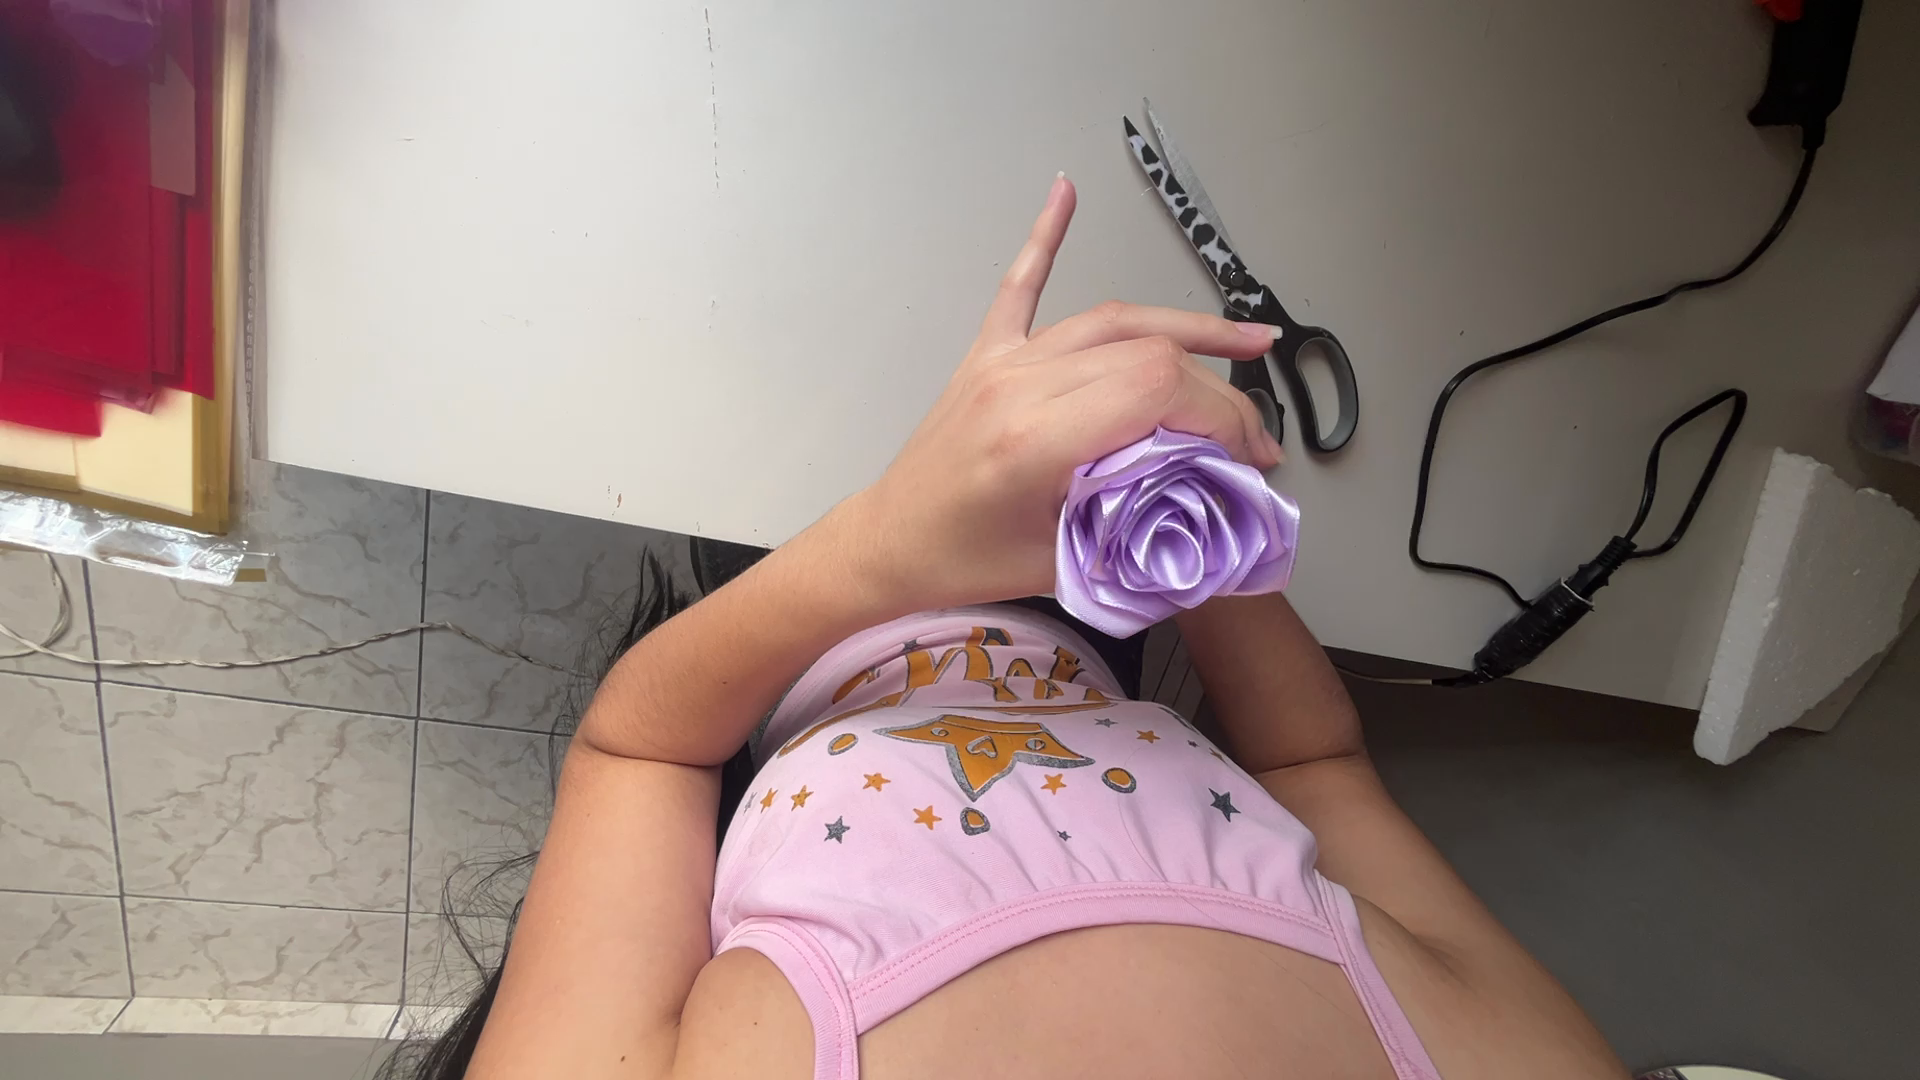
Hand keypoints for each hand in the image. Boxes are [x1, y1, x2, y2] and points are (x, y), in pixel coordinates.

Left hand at [844, 174, 1285, 611]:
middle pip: (1146, 352)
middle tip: (1250, 433)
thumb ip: (1136, 526)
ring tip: (1242, 339)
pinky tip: (1065, 193)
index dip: (1222, 415)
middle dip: (1215, 389)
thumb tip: (1211, 501)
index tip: (1249, 455)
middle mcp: (1018, 385)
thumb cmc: (962, 562)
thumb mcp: (1061, 565)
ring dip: (1182, 326)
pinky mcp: (985, 357)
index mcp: (1034, 438)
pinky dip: (1044, 239)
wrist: (890, 542)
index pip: (1158, 390)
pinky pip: (1021, 288)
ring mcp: (1002, 363)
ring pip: (1110, 320)